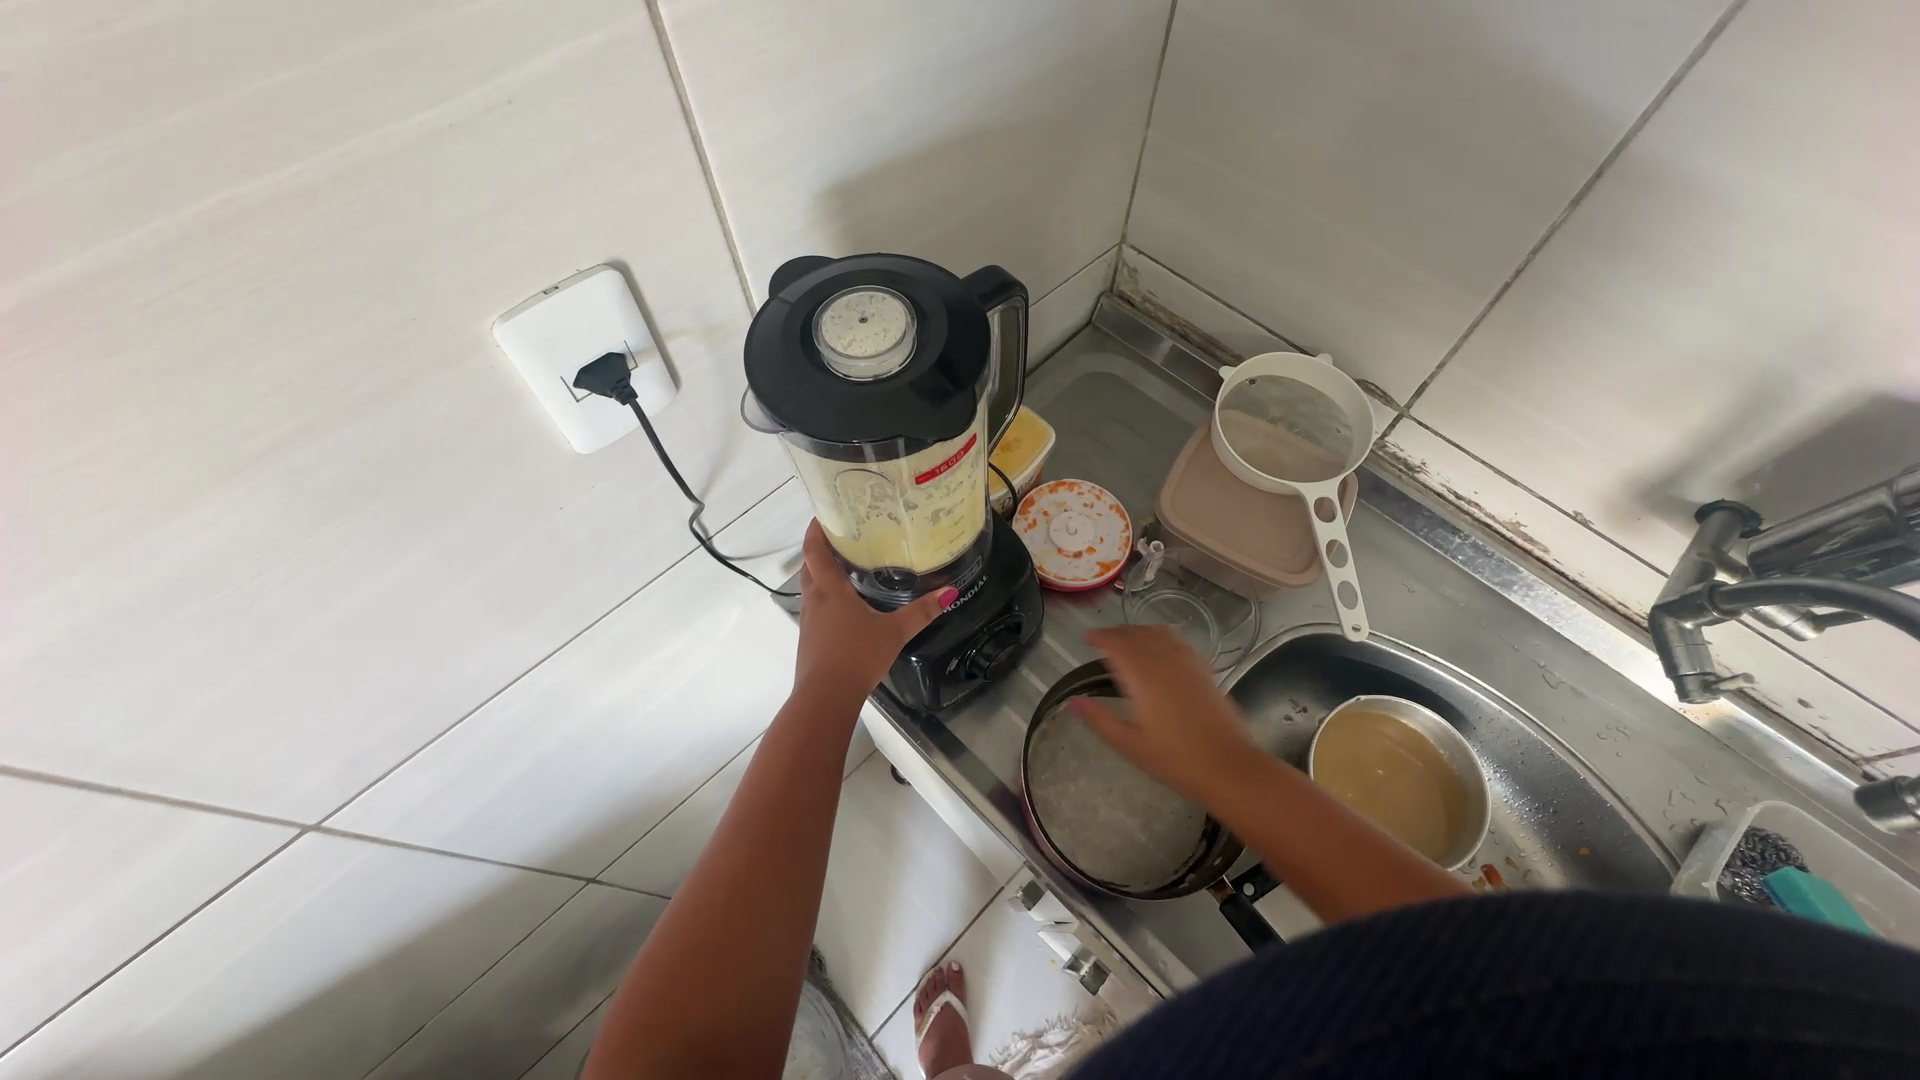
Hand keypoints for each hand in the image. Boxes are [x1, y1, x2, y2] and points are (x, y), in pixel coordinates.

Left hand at [793, 521, 954, 703]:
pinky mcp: (809, 638)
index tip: (825, 513)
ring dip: (822, 573)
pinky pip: (815, 607)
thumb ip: (921, 612)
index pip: (814, 549)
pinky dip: (826, 597)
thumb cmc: (856, 657)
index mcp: (829, 590)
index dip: (816, 529)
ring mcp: (808, 620)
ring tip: (847, 565)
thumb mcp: (894, 632)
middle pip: (810, 565)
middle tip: (844, 536)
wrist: (825, 697)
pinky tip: (846, 605)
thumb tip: (950, 592)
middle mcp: (813, 600)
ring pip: (811, 587)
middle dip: (821, 548)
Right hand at [1071, 625, 1266, 805]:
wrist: (1229, 767)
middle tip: (1102, 640)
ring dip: (1140, 632)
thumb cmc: (1175, 760)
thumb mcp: (1130, 745)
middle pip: (1138, 634)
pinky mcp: (1204, 672)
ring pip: (1160, 634)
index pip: (1118, 644)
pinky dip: (1163, 637)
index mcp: (1144, 677)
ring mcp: (1189, 665)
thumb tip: (1075, 700)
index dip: (1101, 636)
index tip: (1087, 638)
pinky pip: (1179, 642)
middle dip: (1118, 632)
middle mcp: (1166, 663)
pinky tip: (1161, 647)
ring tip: (1128, 640)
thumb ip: (1100, 720)